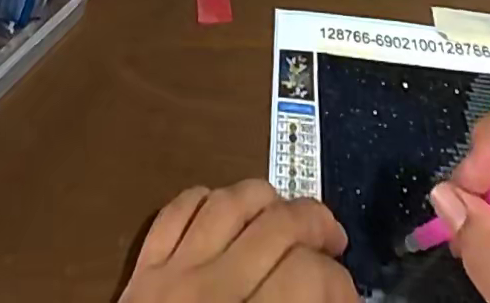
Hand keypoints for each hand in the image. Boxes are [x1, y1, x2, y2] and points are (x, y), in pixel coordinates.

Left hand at [118, 180, 356, 301]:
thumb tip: (332, 302)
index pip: (307, 278)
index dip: (339, 282)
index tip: (347, 296)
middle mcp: (210, 293)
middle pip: (276, 227)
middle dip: (316, 223)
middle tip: (334, 239)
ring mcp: (171, 274)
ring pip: (228, 202)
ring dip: (266, 198)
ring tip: (287, 211)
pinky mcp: (142, 269)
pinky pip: (177, 209)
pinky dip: (206, 197)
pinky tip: (226, 207)